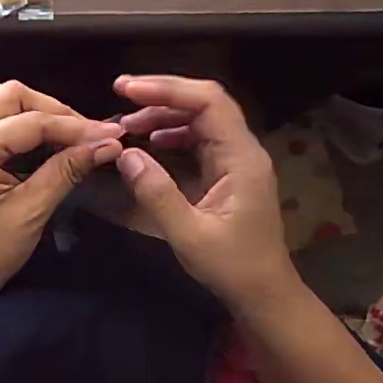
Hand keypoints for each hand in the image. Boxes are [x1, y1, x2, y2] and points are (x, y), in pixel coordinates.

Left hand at [0, 80, 123, 312]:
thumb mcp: (31, 212)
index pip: (29, 122)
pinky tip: (36, 138)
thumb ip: (66, 170)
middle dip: (53, 111)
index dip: (74, 126)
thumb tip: (106, 144)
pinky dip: (13, 118)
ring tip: (62, 132)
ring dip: (31, 109)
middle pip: (9, 95)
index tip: (110, 134)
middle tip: (87, 134)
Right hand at [113, 75, 296, 310]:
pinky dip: (172, 135)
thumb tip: (126, 154)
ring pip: (200, 120)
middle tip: (120, 96)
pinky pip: (199, 140)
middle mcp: (242, 150)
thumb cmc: (231, 266)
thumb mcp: (188, 234)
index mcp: (241, 158)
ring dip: (164, 115)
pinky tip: (150, 143)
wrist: (263, 293)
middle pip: (205, 103)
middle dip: (162, 96)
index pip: (208, 102)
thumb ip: (157, 193)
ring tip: (128, 123)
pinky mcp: (227, 173)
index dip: (167, 89)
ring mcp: (236, 160)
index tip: (127, 90)